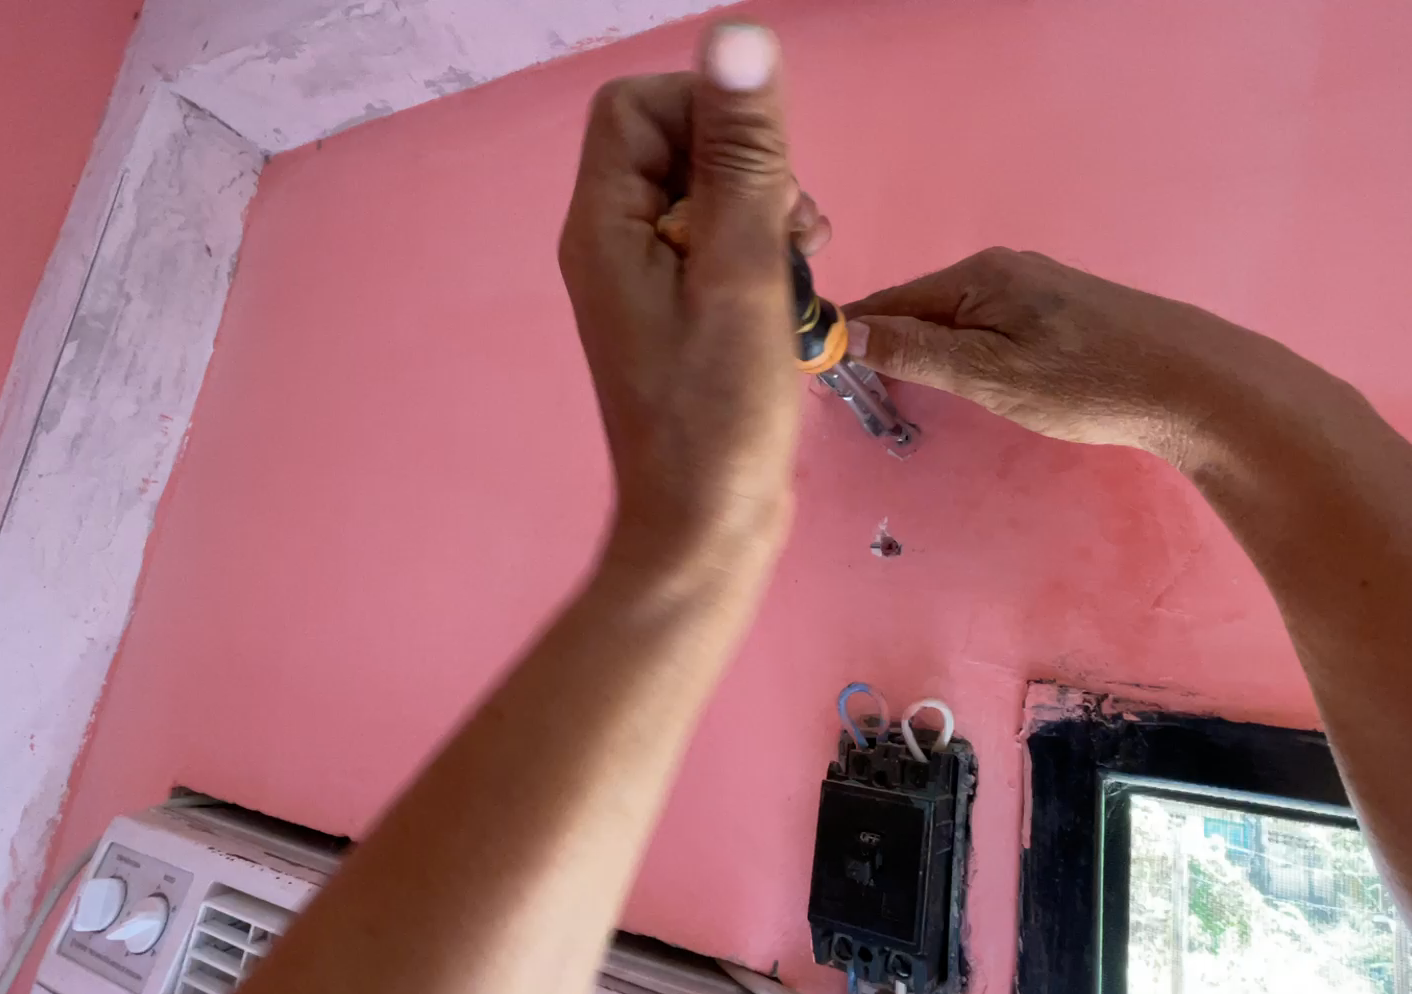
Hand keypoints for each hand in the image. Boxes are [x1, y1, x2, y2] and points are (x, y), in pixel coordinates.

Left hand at [559, 22, 827, 572]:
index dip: (706, 115)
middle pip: (677, 151)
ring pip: (708, 204)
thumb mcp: (741, 276)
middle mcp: (617, 252)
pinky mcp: (682, 324)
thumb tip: (738, 37)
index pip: (637, 109)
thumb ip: (742, 160)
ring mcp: (650, 292)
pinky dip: (762, 262)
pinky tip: (794, 297)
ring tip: (805, 266)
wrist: (708, 526)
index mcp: (607, 230)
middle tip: (796, 232)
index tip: (764, 172)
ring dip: (767, 218)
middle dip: (749, 172)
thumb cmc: (721, 417)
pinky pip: (719, 258)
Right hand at [842, 247, 1330, 465]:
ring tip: (898, 388)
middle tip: (857, 391)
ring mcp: (1030, 286)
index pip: (889, 300)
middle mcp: (999, 268)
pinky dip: (955, 349)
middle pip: (918, 306)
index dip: (851, 332)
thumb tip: (845, 330)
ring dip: (919, 348)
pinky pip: (981, 324)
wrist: (1190, 385)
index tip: (819, 367)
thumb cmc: (1080, 383)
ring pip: (950, 317)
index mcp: (976, 275)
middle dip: (883, 342)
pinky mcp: (1054, 309)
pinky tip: (958, 374)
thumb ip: (913, 351)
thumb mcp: (985, 373)